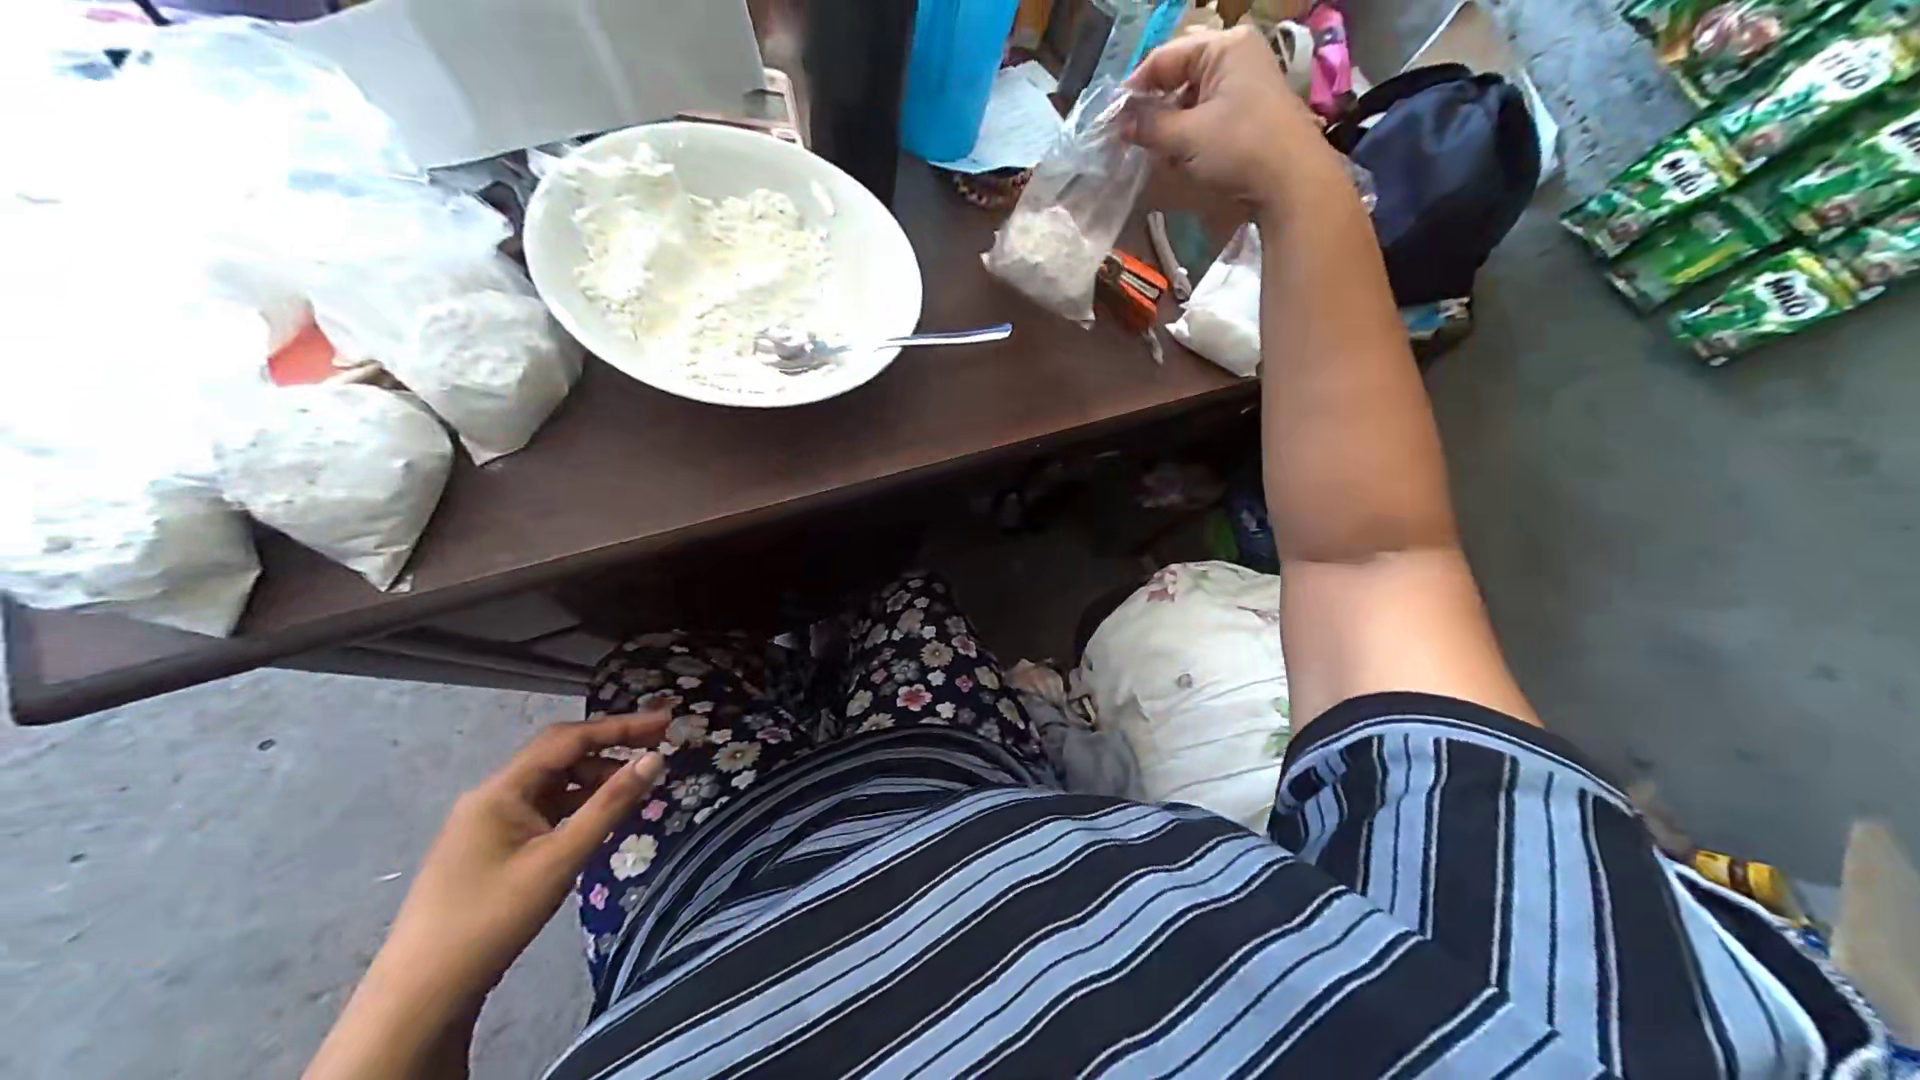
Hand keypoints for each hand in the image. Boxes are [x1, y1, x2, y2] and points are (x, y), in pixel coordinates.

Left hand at [305, 713, 665, 1079]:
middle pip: (559, 754)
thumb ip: (609, 805)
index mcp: (500, 790)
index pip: (568, 739)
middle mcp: (493, 795)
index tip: (664, 722)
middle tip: (659, 743)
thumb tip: (655, 759)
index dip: (620, 726)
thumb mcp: (560, 859)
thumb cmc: (492, 919)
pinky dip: (578, 802)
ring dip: (596, 776)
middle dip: (611, 744)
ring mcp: (490, 821)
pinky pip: (544, 808)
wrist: (422, 995)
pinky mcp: (493, 845)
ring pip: (553, 782)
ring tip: (637, 784)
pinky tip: (601, 814)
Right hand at [1126, 27, 1343, 213]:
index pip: (1164, 57)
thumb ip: (1149, 126)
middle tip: (1127, 132)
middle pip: (1178, 73)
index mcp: (1225, 46)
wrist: (1292, 182)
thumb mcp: (1187, 136)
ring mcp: (1244, 83)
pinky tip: (1172, 152)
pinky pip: (1205, 112)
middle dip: (1152, 104)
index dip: (1135, 87)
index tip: (1112, 117)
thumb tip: (1120, 124)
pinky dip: (1185, 130)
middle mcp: (1236, 56)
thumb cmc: (1240, 148)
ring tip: (1147, 147)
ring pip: (1190, 95)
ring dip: (1167, 121)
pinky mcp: (1247, 111)